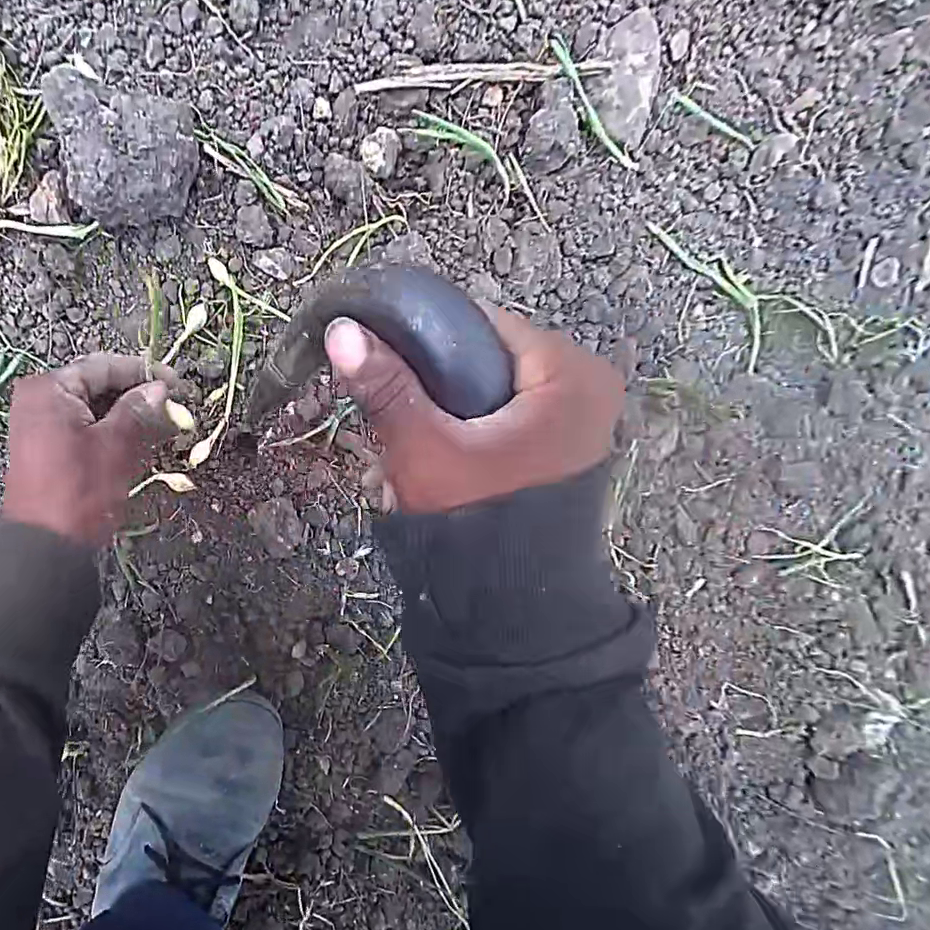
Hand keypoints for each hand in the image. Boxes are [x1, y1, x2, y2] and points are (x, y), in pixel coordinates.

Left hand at [1, 354, 175, 543]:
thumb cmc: (80, 493)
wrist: (46, 548)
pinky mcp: (47, 449)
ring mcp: (40, 426)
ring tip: (161, 426)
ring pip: (93, 409)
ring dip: (127, 416)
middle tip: (172, 406)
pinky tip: (137, 442)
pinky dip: (111, 432)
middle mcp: (38, 400)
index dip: (144, 373)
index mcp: (48, 389)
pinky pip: (84, 429)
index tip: (176, 382)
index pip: (103, 366)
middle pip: (97, 386)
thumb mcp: (116, 446)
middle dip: (136, 396)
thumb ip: (139, 409)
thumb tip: (160, 387)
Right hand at [324, 306, 622, 513]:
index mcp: (571, 372)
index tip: (390, 377)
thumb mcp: (425, 449)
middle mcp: (587, 388)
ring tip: (410, 458)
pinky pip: (503, 424)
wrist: (511, 604)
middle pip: (484, 362)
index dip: (427, 346)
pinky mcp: (560, 451)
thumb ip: (387, 388)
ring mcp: (577, 422)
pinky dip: (466, 439)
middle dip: (432, 395)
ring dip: (444, 421)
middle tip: (399, 433)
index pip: (482, 325)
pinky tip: (437, 468)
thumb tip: (343, 332)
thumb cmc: (479, 520)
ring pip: (489, 396)